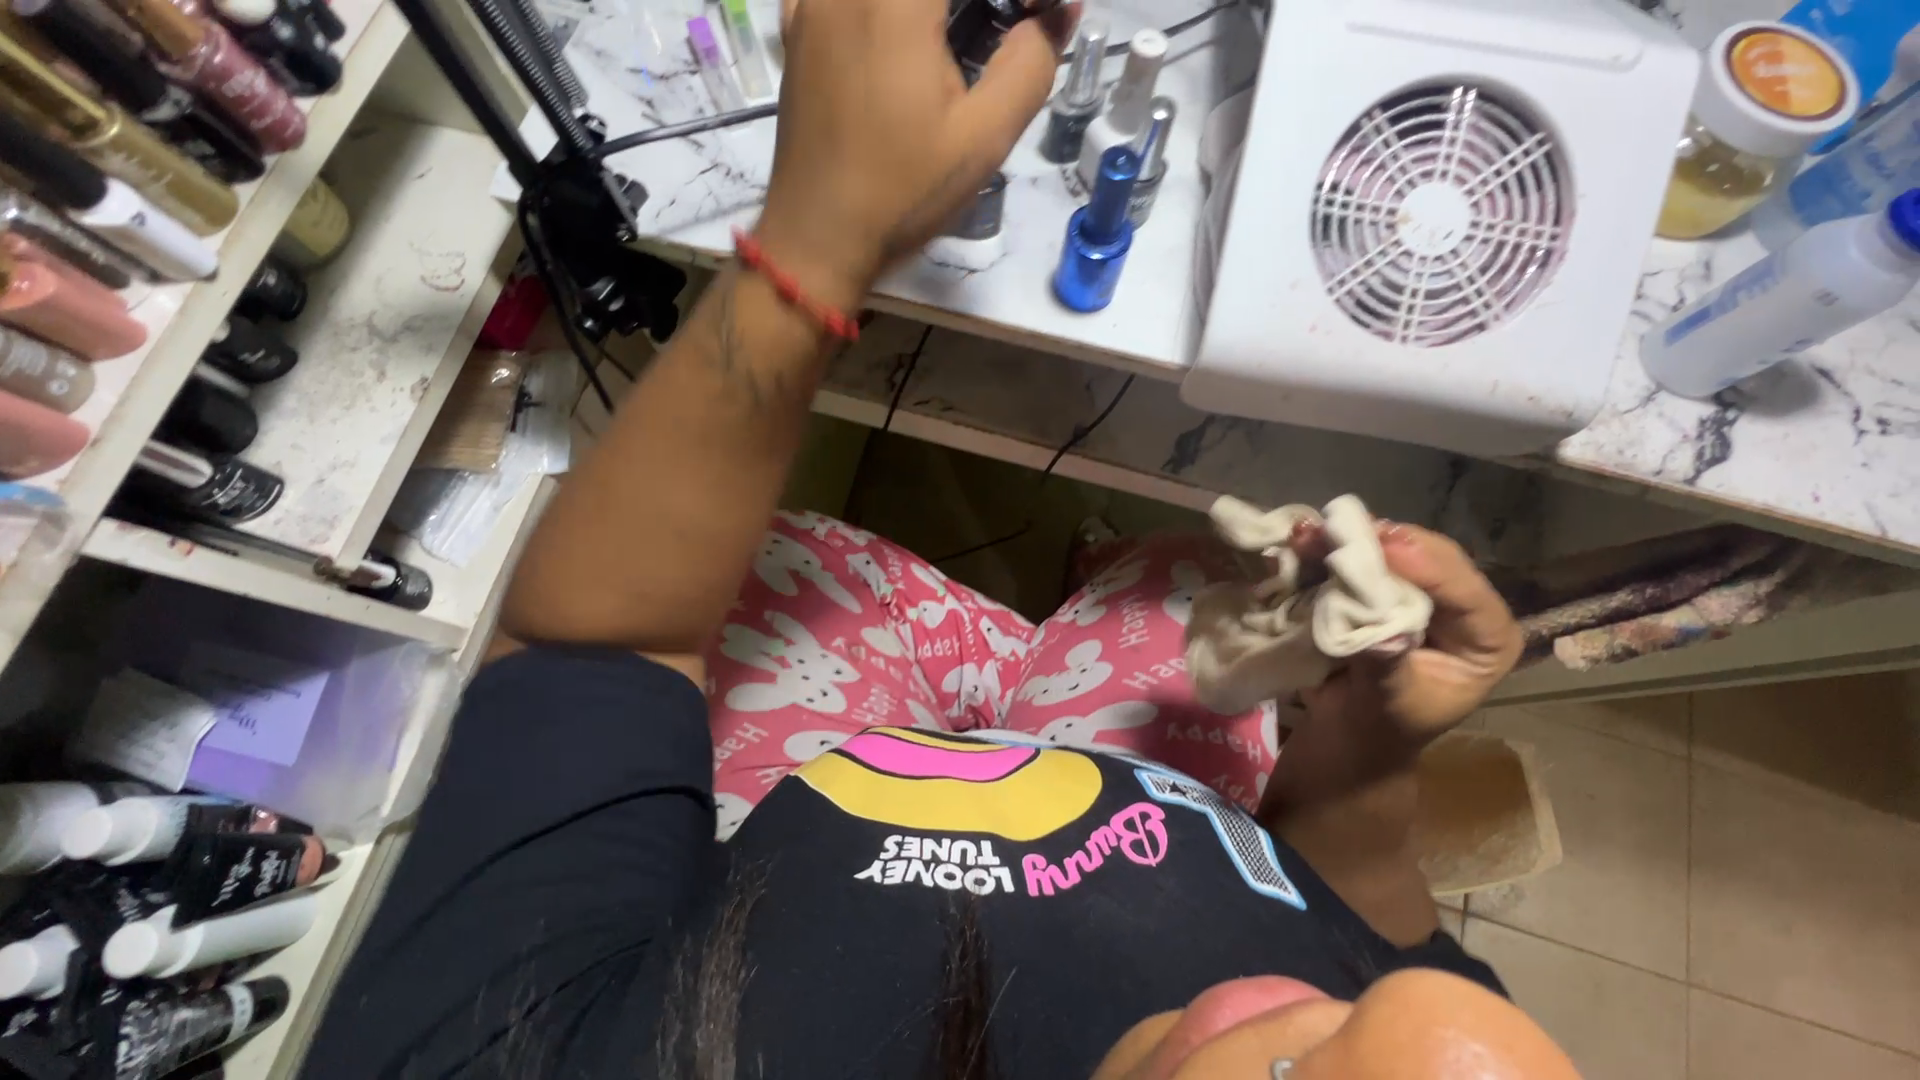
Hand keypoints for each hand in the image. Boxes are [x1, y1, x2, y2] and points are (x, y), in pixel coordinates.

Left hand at [754, 0, 1071, 305]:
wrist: (819, 238)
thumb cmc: (903, 193)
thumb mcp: (984, 139)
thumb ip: (1030, 63)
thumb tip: (1057, 14)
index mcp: (896, 2)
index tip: (1035, 16)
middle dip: (974, 2)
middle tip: (998, 28)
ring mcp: (813, 3)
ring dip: (929, 7)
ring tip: (954, 35)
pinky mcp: (796, 30)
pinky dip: (878, 6)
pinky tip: (895, 35)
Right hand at [1293, 520, 1521, 755]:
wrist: (1346, 730)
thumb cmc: (1380, 725)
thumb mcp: (1388, 704)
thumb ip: (1387, 667)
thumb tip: (1383, 636)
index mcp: (1484, 639)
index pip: (1468, 595)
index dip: (1428, 567)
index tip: (1387, 547)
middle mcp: (1457, 605)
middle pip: (1430, 560)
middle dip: (1386, 543)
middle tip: (1344, 528)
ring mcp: (1416, 590)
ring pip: (1393, 550)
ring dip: (1351, 538)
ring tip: (1315, 530)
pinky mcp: (1380, 585)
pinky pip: (1359, 559)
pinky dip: (1331, 547)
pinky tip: (1306, 536)